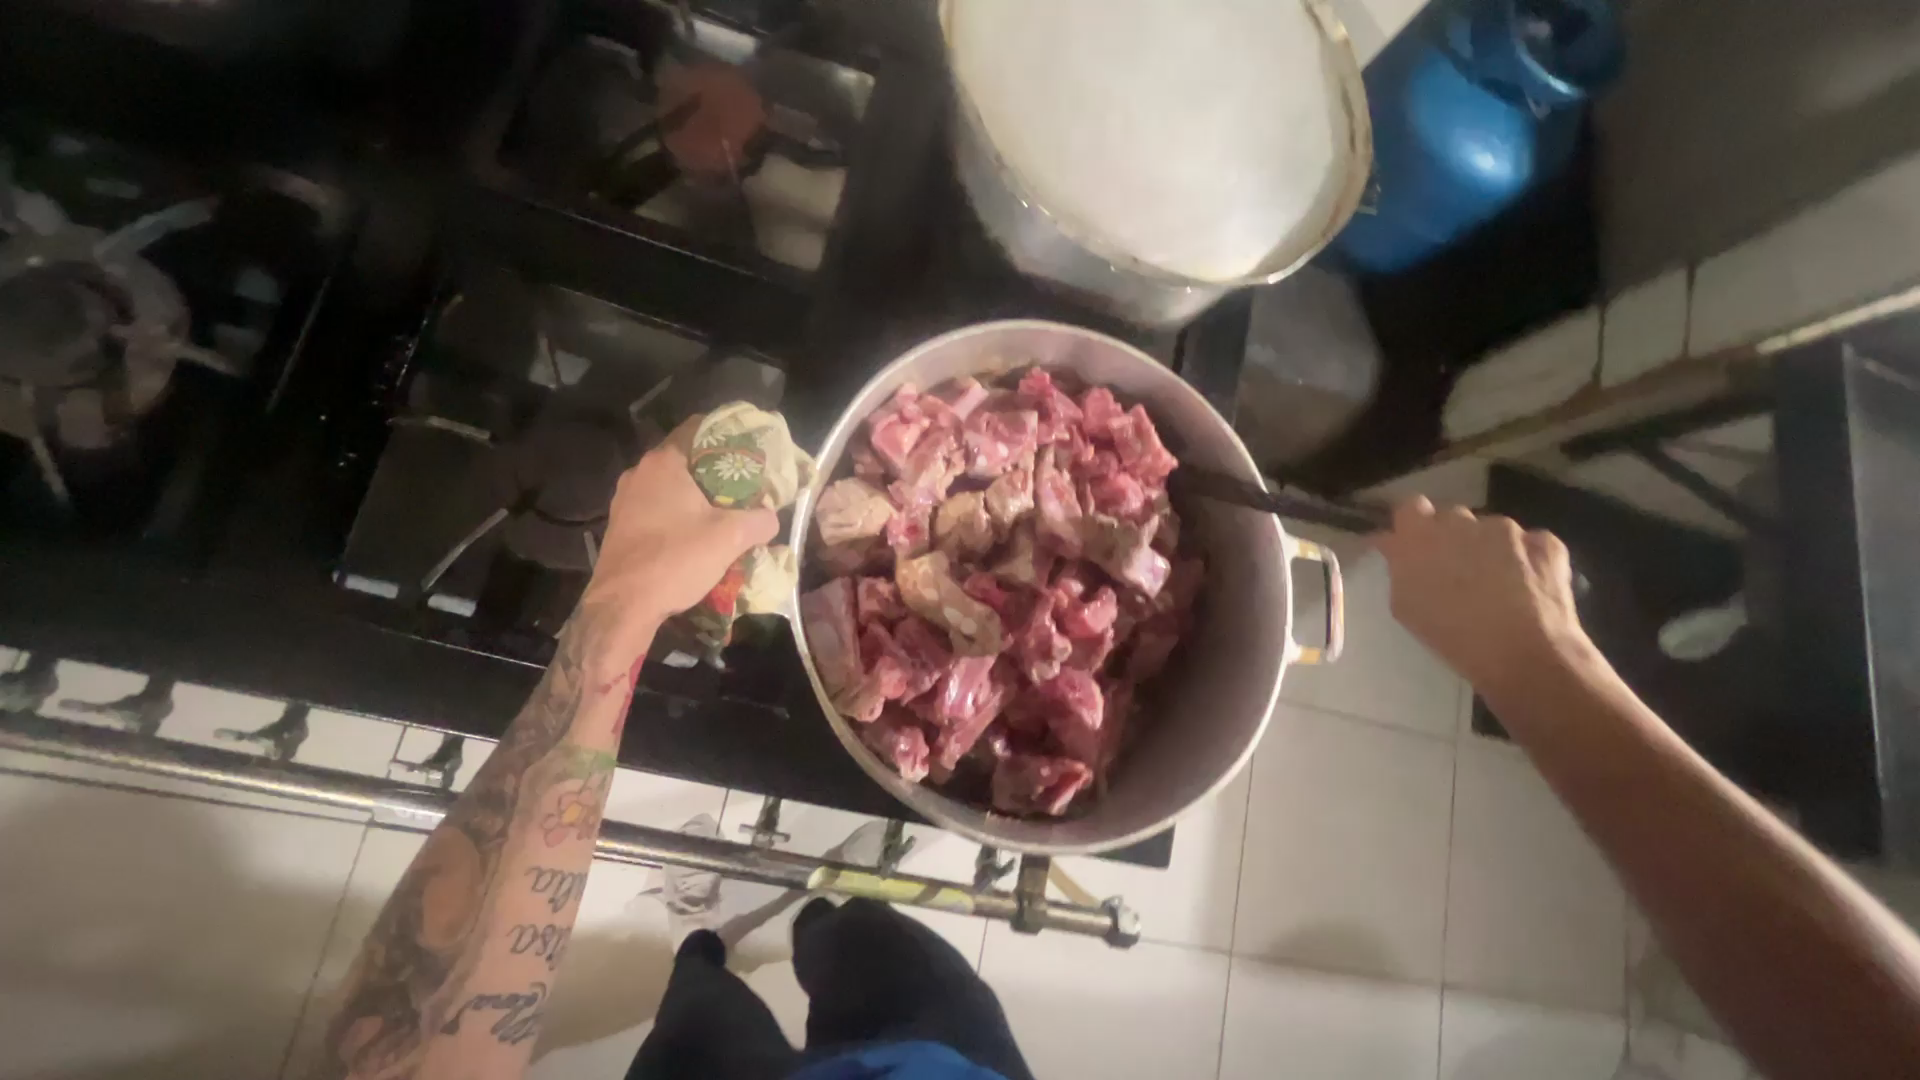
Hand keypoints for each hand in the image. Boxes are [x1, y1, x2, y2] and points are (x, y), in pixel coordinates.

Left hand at [571, 418, 779, 673]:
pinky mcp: (622, 525)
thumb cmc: (676, 559)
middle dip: (719, 471)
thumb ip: (760, 519)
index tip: (753, 451)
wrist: (622, 607)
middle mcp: (640, 473)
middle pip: (688, 459)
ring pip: (673, 487)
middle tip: (748, 487)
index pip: (700, 428)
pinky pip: (659, 509)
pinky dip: (681, 515)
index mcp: (665, 463)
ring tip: (727, 514)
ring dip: (699, 497)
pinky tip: (698, 536)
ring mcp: (626, 500)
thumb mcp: (731, 538)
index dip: (730, 434)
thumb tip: (770, 516)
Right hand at [1373, 497, 1587, 691]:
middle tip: (1452, 570)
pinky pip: (1528, 543)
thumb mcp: (1404, 605)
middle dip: (1449, 537)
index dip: (1412, 524)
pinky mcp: (1546, 542)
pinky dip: (1524, 558)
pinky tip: (1525, 586)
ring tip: (1495, 583)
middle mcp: (1463, 521)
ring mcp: (1508, 529)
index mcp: (1421, 534)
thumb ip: (1398, 567)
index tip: (1411, 545)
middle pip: (1451, 517)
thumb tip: (1395, 545)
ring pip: (1491, 531)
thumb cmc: (1450, 633)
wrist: (1523, 653)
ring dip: (1487, 547)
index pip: (1410, 507)